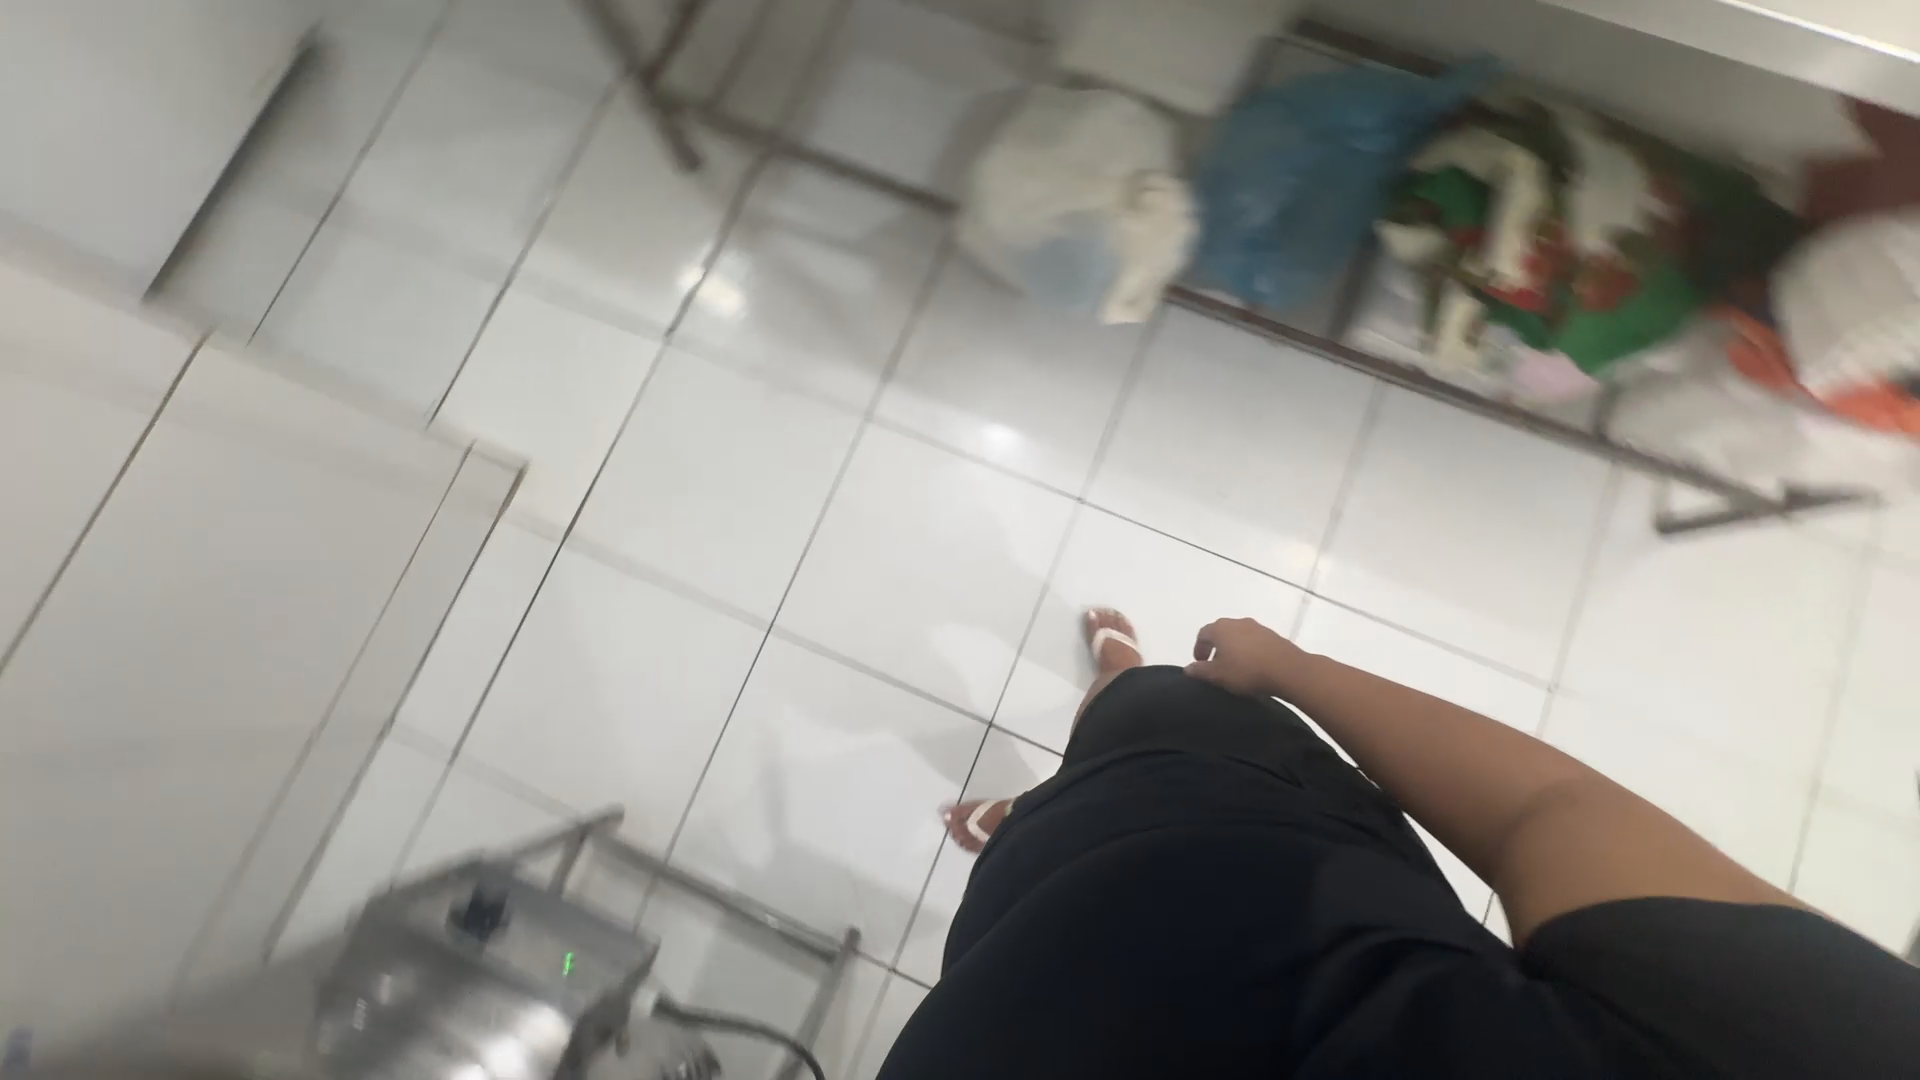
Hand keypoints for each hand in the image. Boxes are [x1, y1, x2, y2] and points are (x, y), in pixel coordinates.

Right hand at [1185, 617, 1309, 697]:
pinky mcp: (1273, 636)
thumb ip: (1200, 671)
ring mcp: (1257, 627)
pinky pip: (1254, 641)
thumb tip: (1187, 668)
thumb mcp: (1217, 675)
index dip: (1199, 648)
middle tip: (1215, 664)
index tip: (1199, 663)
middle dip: (1215, 646)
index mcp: (1220, 628)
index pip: (1202, 634)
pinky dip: (1249, 650)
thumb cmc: (1246, 671)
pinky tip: (1253, 665)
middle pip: (1221, 632)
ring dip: (1233, 648)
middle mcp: (1237, 622)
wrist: (1288, 670)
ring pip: (1238, 635)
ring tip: (1235, 666)